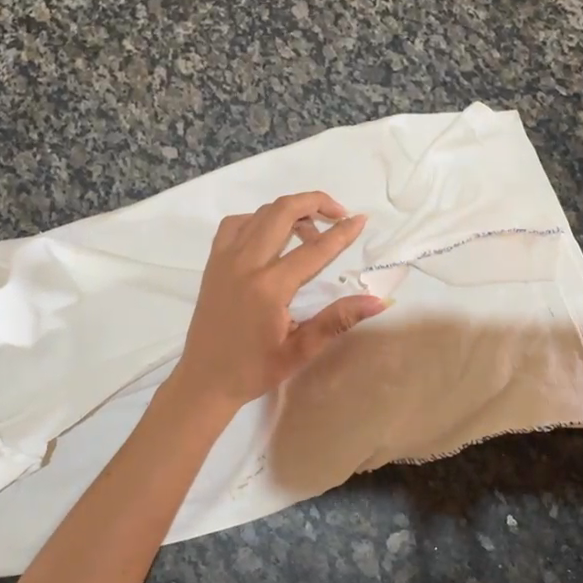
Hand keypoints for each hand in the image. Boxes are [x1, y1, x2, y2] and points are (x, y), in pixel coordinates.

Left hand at [171, 192, 388, 411]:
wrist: (205, 379)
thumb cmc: (255, 369)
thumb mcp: (301, 350)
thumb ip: (337, 320)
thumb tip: (377, 301)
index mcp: (269, 287)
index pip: (314, 248)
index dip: (341, 232)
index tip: (361, 220)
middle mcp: (246, 263)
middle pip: (283, 211)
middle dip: (315, 203)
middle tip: (338, 214)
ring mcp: (225, 258)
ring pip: (260, 213)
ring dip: (289, 211)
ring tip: (310, 230)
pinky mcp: (213, 261)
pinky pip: (236, 223)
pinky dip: (258, 219)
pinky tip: (272, 236)